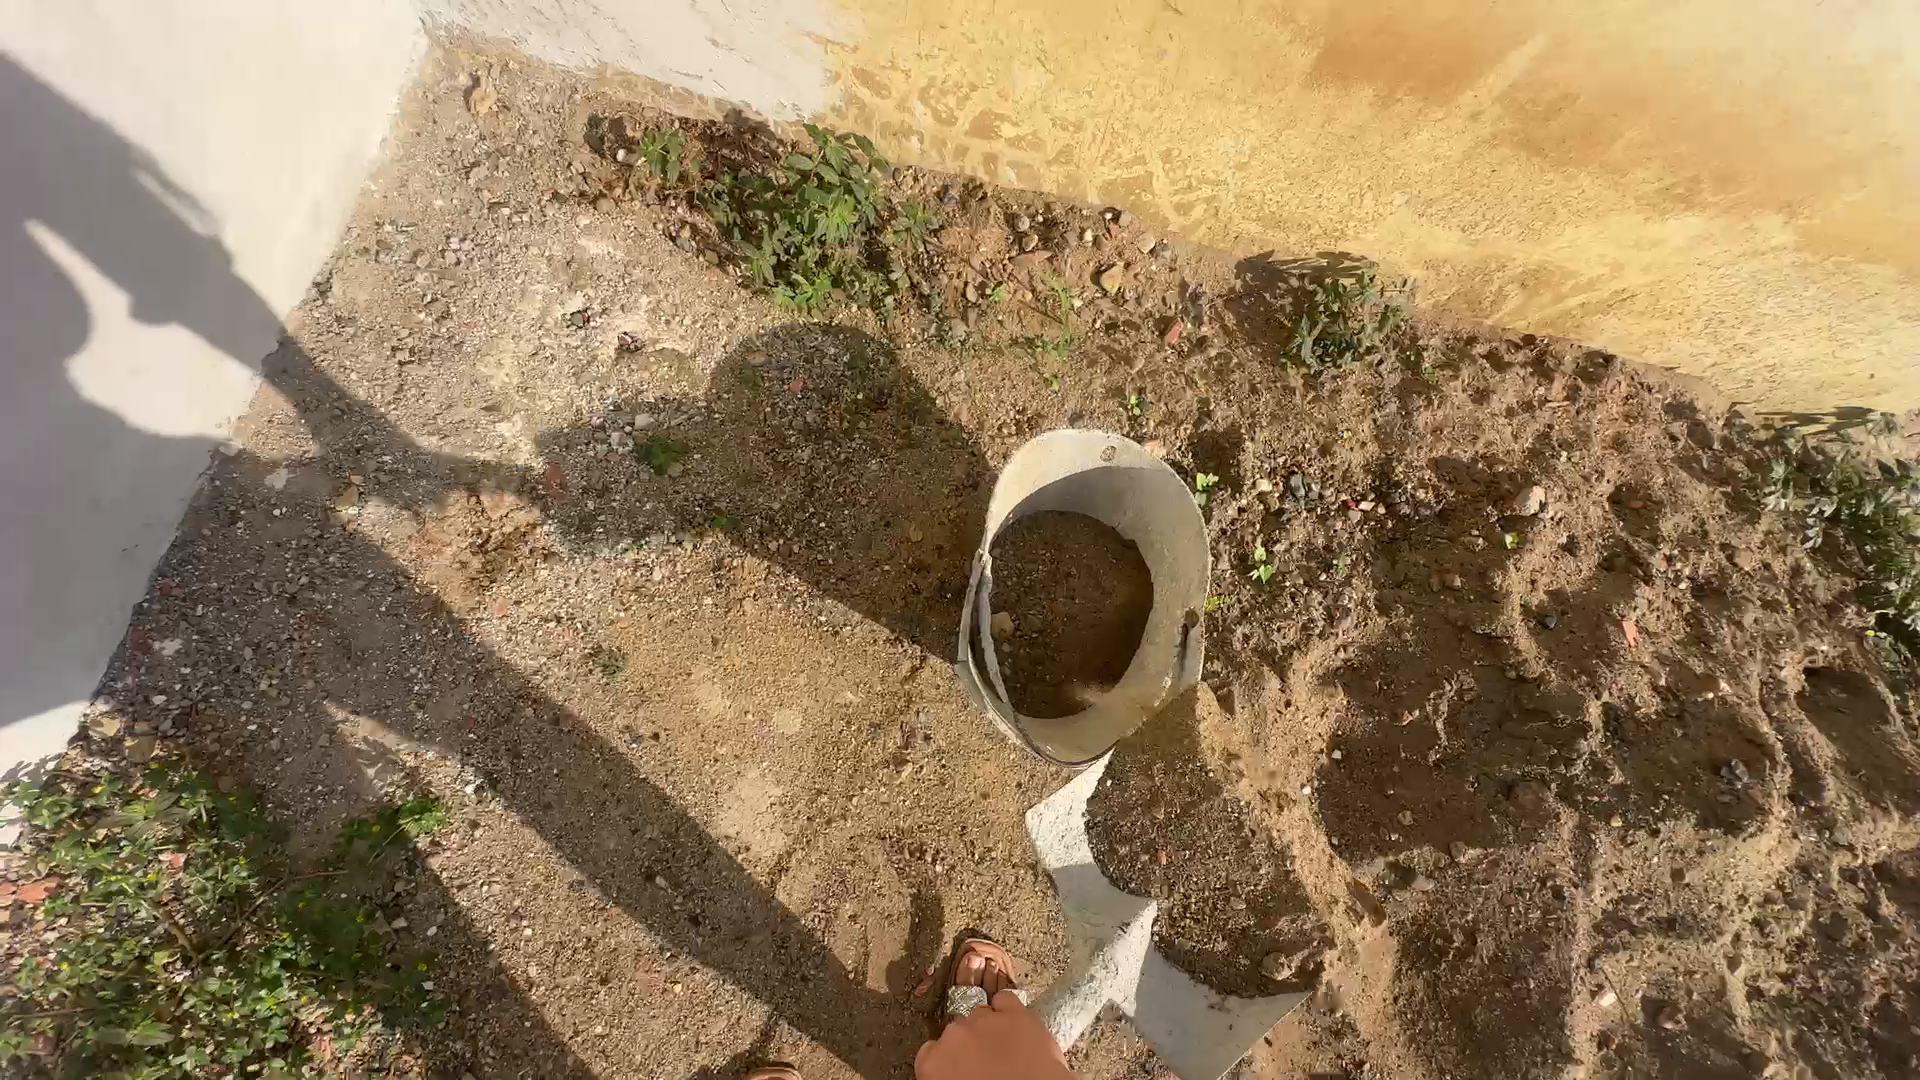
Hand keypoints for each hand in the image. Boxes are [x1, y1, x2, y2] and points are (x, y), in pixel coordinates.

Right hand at [914, 989, 1074, 1079]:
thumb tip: (954, 1072)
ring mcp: (985, 1020)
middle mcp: (955, 1035)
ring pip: (980, 1015)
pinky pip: (1005, 1000)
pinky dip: (1008, 1010)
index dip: (945, 1061)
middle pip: (956, 1032)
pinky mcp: (1014, 1012)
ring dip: (988, 1029)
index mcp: (934, 1064)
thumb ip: (946, 1076)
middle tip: (984, 1066)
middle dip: (968, 1045)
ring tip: (1004, 1050)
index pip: (929, 1053)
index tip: (956, 1069)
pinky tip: (1015, 1028)